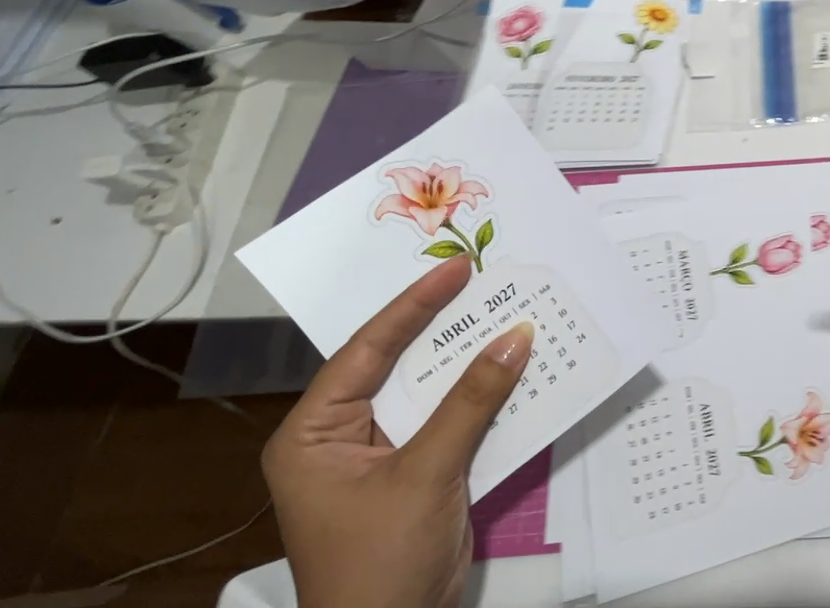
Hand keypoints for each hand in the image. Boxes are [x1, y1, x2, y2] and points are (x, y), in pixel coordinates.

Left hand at [262, 258, 534, 607]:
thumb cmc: (380, 561)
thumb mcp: (425, 475)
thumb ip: (471, 401)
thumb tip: (516, 336)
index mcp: (313, 434)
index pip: (366, 351)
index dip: (413, 306)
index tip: (456, 267)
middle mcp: (342, 435)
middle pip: (399, 363)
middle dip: (444, 325)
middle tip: (486, 281)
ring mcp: (383, 453)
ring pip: (432, 388)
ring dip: (471, 358)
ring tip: (508, 312)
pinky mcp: (420, 468)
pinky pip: (454, 416)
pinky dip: (484, 393)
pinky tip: (515, 368)